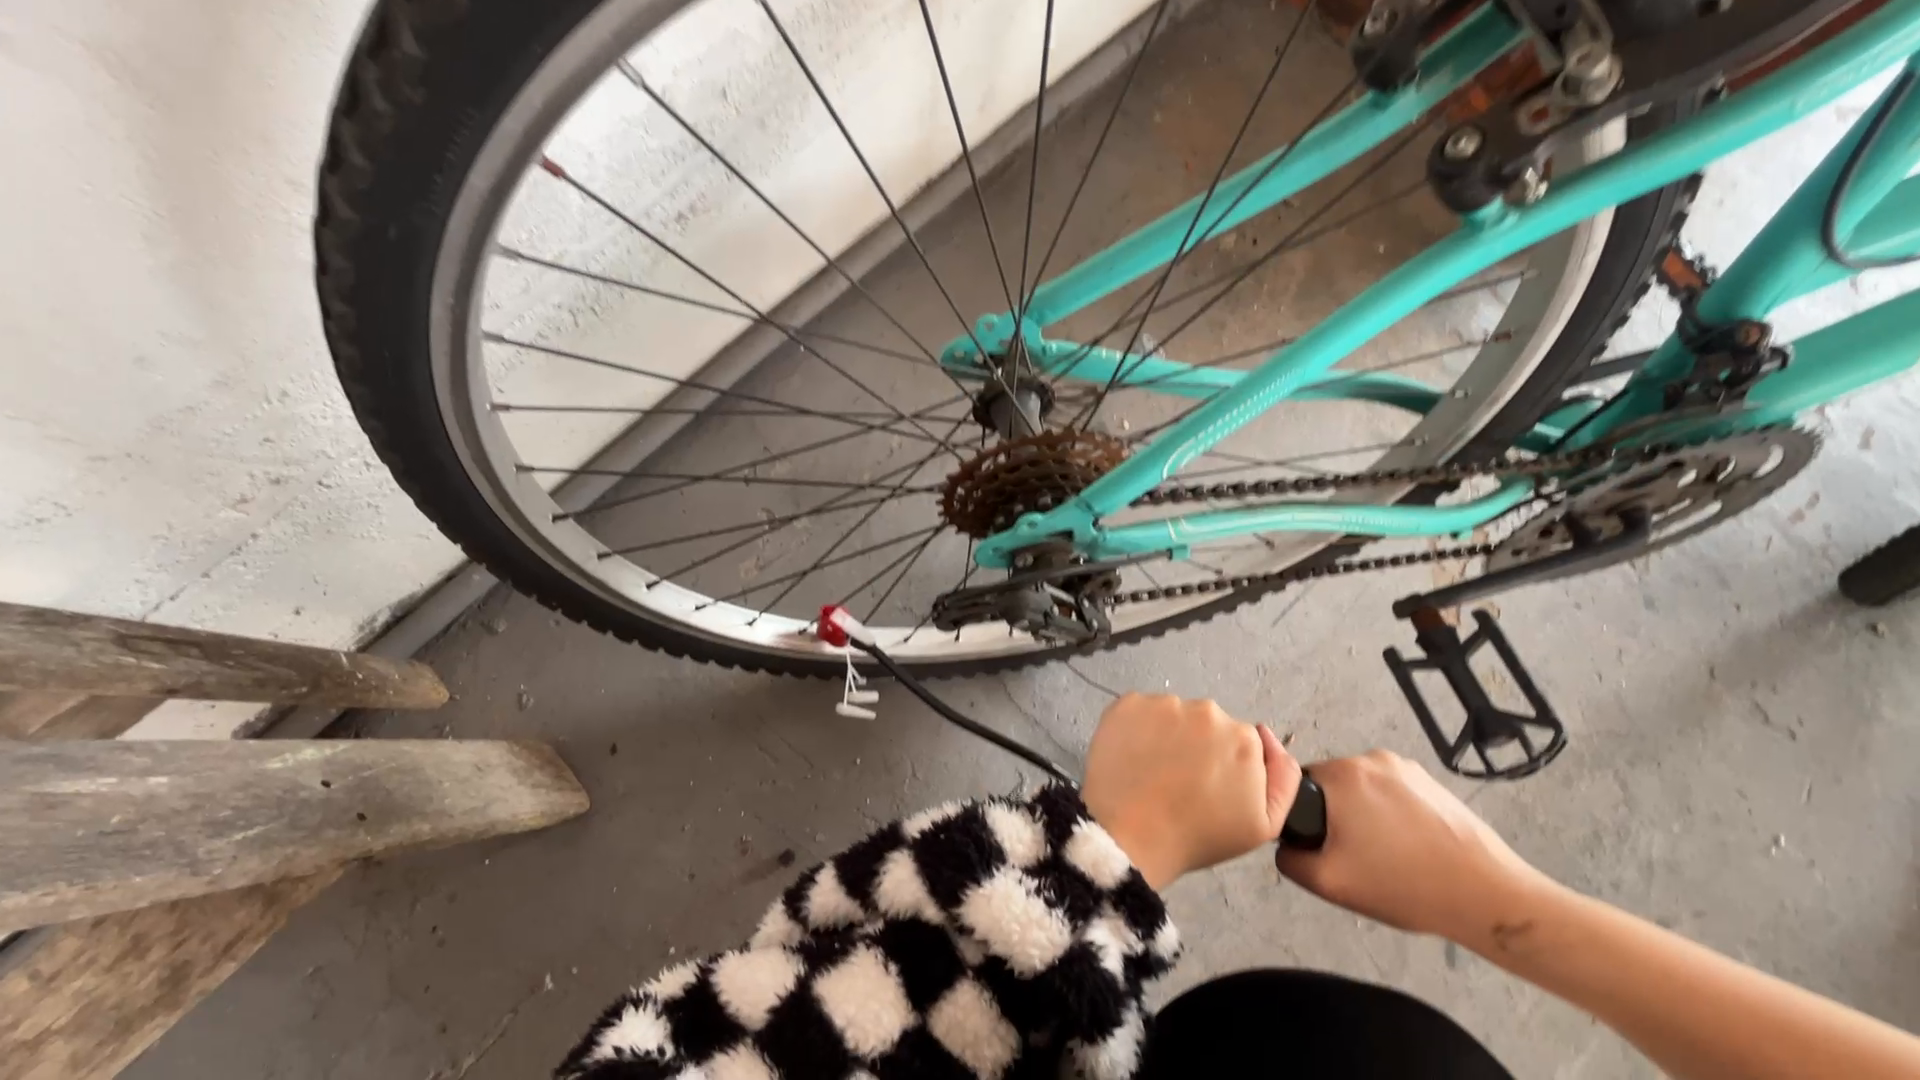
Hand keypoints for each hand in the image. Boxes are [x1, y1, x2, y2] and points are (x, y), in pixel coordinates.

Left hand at [1081, 693, 1300, 888]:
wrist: (1131, 837)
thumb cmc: (1198, 836)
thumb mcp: (1265, 824)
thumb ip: (1285, 777)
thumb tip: (1267, 733)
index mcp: (1244, 737)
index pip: (1239, 742)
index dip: (1225, 766)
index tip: (1209, 788)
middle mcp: (1207, 710)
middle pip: (1207, 725)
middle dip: (1197, 747)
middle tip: (1180, 782)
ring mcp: (1164, 704)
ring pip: (1172, 716)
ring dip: (1167, 736)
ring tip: (1154, 772)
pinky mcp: (1127, 704)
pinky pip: (1139, 711)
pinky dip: (1137, 729)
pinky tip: (1131, 758)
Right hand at [1273, 750, 1554, 945]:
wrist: (1486, 894)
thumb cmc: (1404, 885)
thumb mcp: (1328, 882)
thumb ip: (1288, 858)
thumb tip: (1286, 844)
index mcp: (1341, 774)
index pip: (1296, 787)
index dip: (1304, 819)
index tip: (1325, 848)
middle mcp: (1370, 759)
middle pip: (1330, 786)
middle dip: (1335, 818)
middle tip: (1355, 858)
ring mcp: (1405, 767)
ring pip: (1361, 790)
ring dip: (1362, 815)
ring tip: (1386, 856)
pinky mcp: (1430, 781)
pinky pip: (1391, 792)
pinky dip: (1390, 815)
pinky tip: (1409, 848)